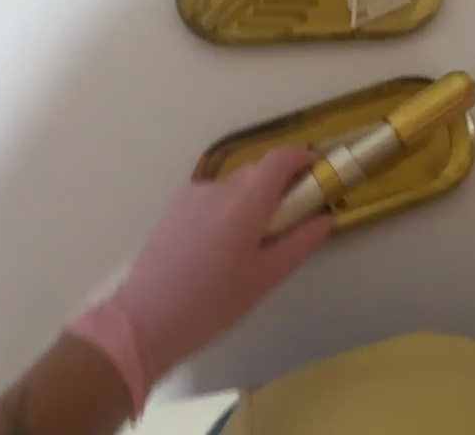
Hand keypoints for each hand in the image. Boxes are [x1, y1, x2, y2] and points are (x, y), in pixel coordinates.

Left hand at [66, 147, 335, 412]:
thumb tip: (326, 217)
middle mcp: (220, 187)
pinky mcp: (177, 202)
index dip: (301, 157)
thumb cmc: (213, 303)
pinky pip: (214, 194)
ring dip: (251, 198)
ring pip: (236, 183)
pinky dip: (228, 206)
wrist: (147, 317)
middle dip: (279, 184)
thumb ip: (300, 242)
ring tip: (248, 242)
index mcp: (245, 203)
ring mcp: (195, 192)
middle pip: (258, 170)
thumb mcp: (265, 278)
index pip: (279, 159)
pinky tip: (219, 244)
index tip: (316, 169)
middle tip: (289, 218)